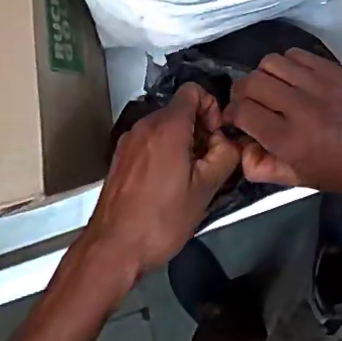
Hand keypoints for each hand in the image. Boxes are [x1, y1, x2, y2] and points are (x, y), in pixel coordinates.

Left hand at [82, 83, 239, 278]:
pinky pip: (150, 142)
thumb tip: (229, 142)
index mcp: (167, 127)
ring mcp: (129, 142)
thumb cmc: (160, 220)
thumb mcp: (206, 188)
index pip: (194, 90)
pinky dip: (164, 153)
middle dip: (200, 130)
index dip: (212, 108)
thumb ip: (227, 155)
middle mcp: (144, 126)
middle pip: (180, 110)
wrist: (112, 250)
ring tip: (188, 179)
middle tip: (207, 163)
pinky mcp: (120, 158)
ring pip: (165, 127)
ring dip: (182, 143)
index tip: (215, 136)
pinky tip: (168, 186)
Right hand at [225, 49, 341, 207]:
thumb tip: (240, 149)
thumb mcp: (298, 180)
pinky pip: (295, 53)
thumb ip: (262, 167)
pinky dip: (286, 63)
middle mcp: (300, 107)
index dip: (231, 114)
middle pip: (251, 82)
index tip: (234, 118)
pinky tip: (291, 78)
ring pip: (270, 62)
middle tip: (247, 102)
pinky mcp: (331, 70)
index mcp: (290, 140)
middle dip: (241, 92)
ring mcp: (317, 84)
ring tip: (269, 88)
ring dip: (262, 74)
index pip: (243, 112)